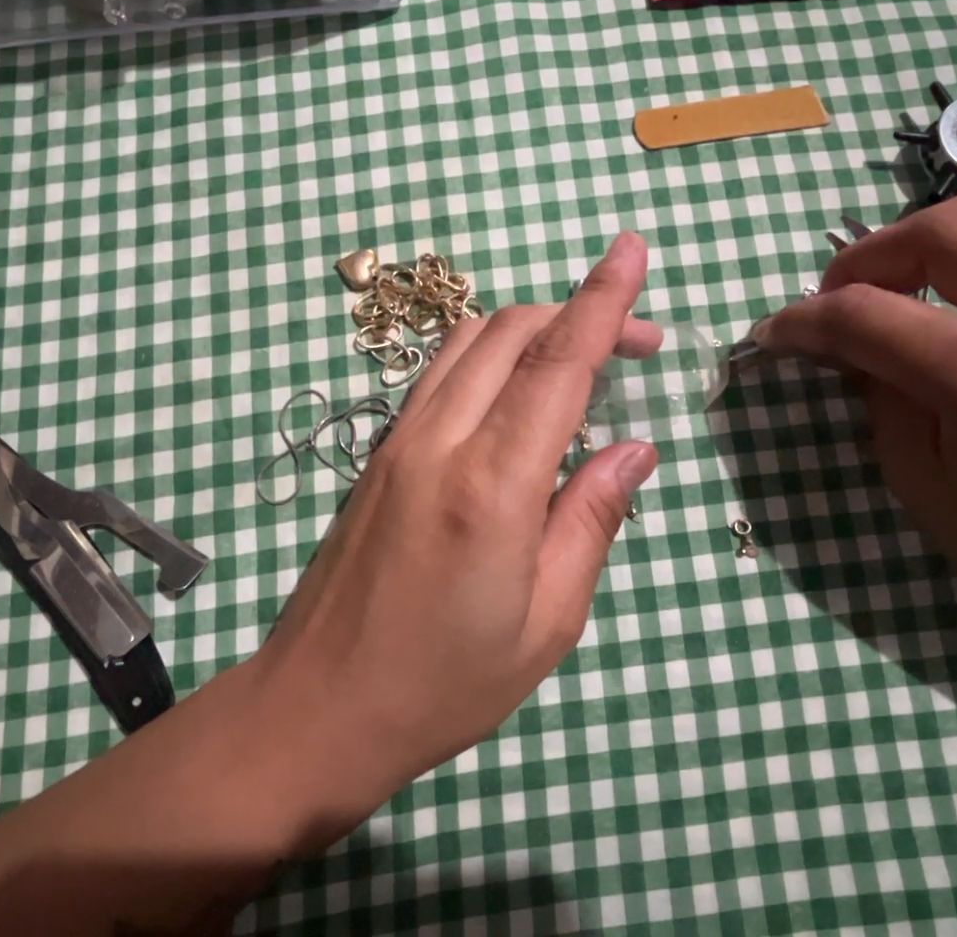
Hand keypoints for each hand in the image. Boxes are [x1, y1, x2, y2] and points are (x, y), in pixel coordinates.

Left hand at [245, 234, 661, 845]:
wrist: (317, 707)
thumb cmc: (443, 683)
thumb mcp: (547, 621)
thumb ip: (592, 521)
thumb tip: (635, 449)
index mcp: (491, 484)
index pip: (557, 363)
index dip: (603, 301)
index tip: (631, 249)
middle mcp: (438, 441)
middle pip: (509, 332)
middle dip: (578, 313)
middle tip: (638, 344)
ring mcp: (396, 443)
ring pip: (467, 344)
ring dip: (530, 330)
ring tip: (582, 365)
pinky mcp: (375, 456)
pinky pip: (438, 377)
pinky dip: (488, 360)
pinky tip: (516, 400)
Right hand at [753, 174, 956, 679]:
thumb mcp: (927, 491)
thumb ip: (884, 400)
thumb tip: (852, 344)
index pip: (872, 319)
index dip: (804, 321)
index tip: (774, 332)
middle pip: (944, 235)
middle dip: (867, 257)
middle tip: (842, 293)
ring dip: (955, 217)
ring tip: (926, 258)